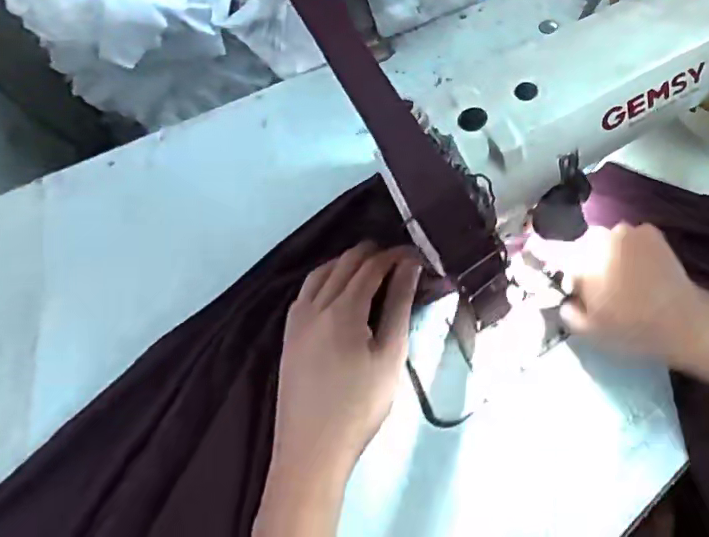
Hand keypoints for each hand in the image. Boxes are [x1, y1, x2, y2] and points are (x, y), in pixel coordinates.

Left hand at [270, 244, 420, 487]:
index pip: (373, 265)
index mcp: (342, 310)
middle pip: (346, 263)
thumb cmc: (360, 405)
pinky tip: (341, 291)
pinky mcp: (288, 337)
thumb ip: (399, 304)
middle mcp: (315, 308)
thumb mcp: (391, 353)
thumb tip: (410, 266)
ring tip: (374, 270)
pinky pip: (306, 292)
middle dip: (376, 254)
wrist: (312, 454)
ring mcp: (296, 322)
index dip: (398, 255)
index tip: (420, 256)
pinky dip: (327, 279)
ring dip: (348, 263)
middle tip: (403, 262)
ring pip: (322, 273)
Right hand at [539, 224, 708, 369]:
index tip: (558, 272)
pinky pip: (633, 237)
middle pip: (585, 244)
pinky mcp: (651, 230)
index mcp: (582, 262)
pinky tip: (643, 268)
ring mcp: (628, 230)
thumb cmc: (631, 329)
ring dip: (612, 252)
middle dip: (588, 259)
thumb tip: (565, 297)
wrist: (680, 317)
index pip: (556, 253)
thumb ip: (568, 311)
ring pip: (610, 239)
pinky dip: (633, 248)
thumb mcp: (589, 331)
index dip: (554, 261)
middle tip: (601, 284)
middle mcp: (602, 238)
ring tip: (625, 276)